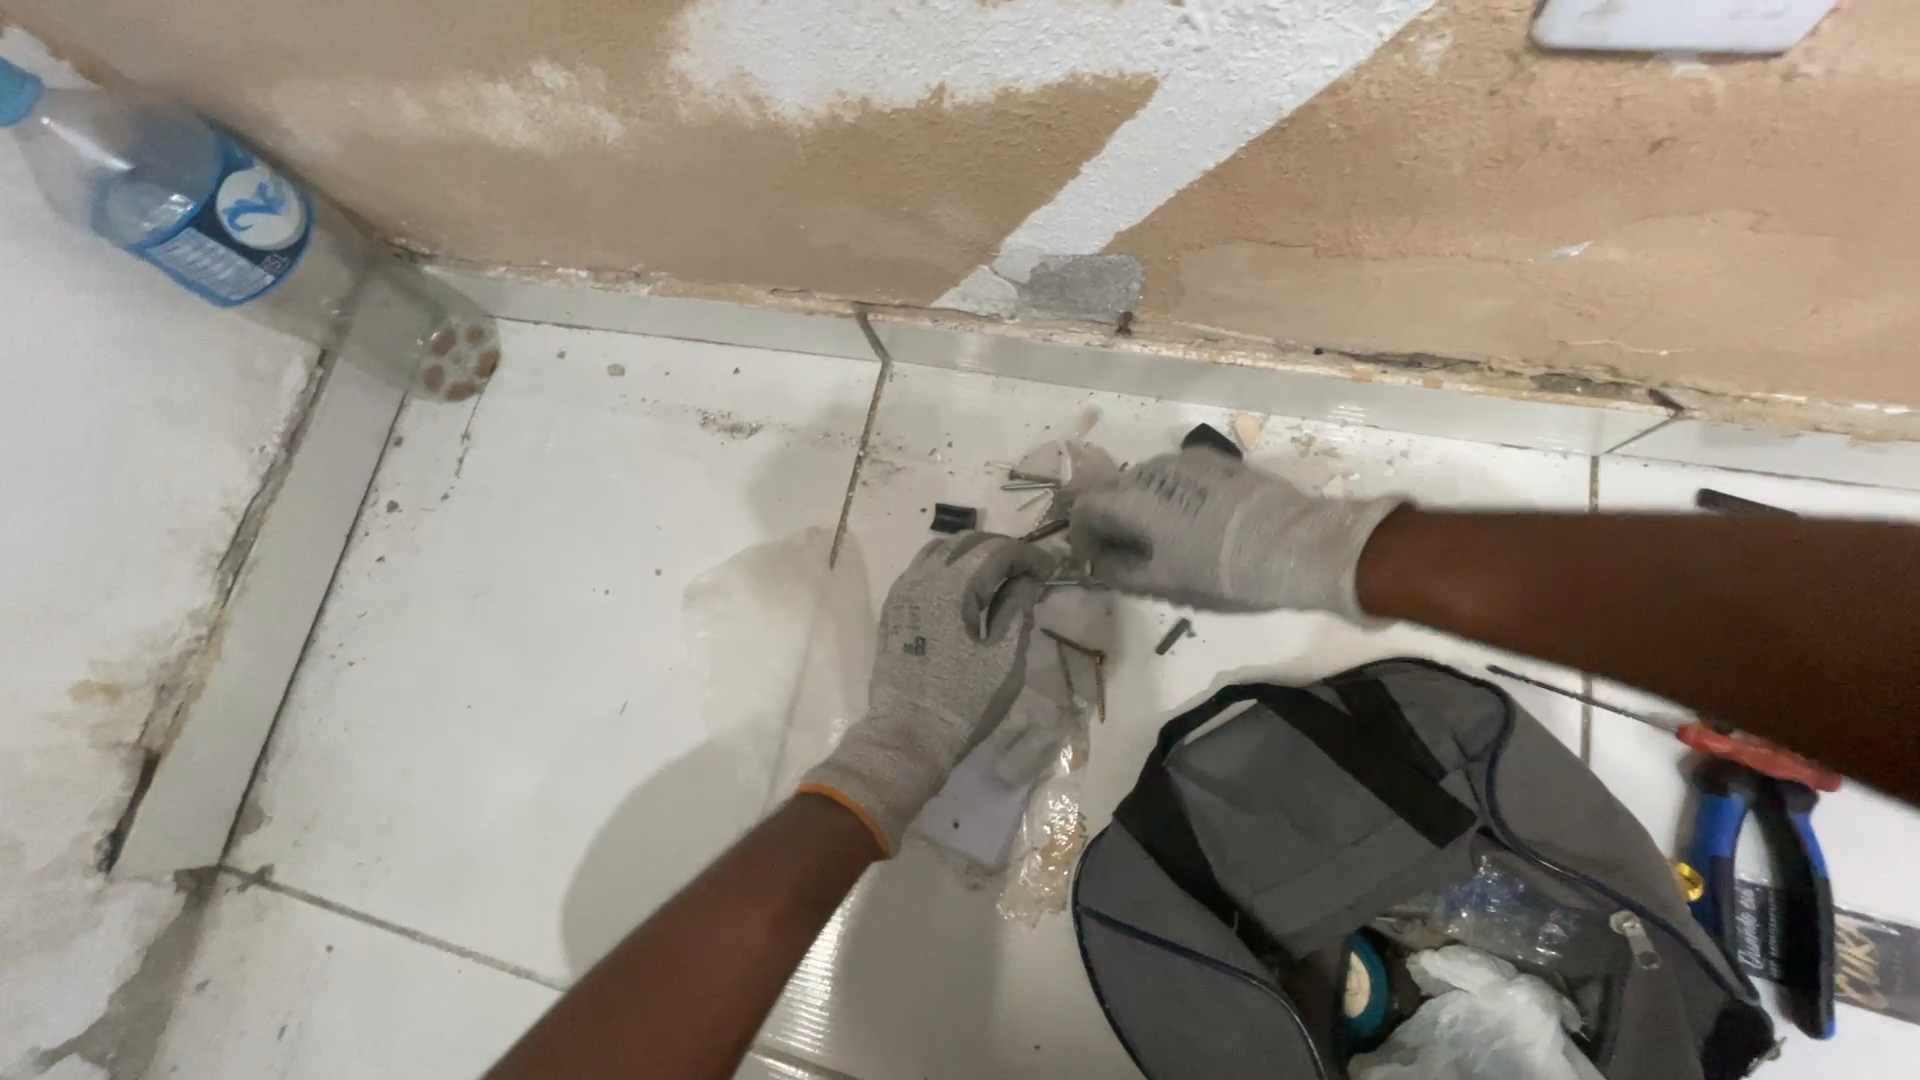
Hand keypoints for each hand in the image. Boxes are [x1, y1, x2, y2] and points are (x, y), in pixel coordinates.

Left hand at [799, 533, 1055, 854]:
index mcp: (952, 588)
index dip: (1029, 555)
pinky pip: (923, 568)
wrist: (908, 736)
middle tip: (1030, 571)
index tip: (1051, 570)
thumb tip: (1029, 579)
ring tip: (999, 576)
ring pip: (941, 550)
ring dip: (974, 554)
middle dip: (1003, 550)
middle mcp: (923, 578)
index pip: (997, 551)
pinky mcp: (894, 607)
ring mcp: (903, 591)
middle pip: (968, 542)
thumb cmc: (963, 702)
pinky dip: (950, 566)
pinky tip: (967, 589)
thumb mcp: (1004, 658)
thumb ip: (1017, 609)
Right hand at [1069, 448, 1402, 617]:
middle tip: (1123, 551)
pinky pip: (1175, 474)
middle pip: (1112, 489)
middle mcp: (1151, 471)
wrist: (1295, 545)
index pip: (1085, 508)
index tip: (1093, 559)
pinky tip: (1188, 519)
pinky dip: (1167, 494)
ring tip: (1157, 536)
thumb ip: (1121, 572)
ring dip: (1138, 505)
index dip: (1081, 535)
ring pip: (1144, 479)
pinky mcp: (1215, 461)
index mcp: (1132, 500)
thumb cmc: (1221, 571)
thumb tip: (1101, 564)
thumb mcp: (1164, 583)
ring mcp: (1185, 461)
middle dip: (1109, 519)